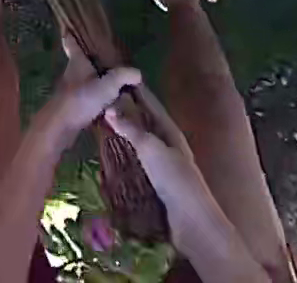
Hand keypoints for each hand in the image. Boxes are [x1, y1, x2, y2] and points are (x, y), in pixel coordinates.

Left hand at [25, 36, 141, 152]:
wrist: (62, 125)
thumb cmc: (82, 98)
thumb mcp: (107, 85)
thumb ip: (123, 77)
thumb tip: (138, 73)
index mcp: (78, 60)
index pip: (72, 42)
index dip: (72, 33)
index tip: (73, 27)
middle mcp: (73, 71)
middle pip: (83, 61)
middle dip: (94, 61)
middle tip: (112, 61)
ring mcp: (72, 88)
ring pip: (87, 80)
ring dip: (98, 83)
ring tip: (118, 86)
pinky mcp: (74, 104)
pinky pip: (89, 97)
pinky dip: (98, 99)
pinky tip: (111, 105)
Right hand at [104, 86, 216, 215]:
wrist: (192, 222)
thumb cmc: (173, 178)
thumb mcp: (150, 147)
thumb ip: (130, 127)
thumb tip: (109, 107)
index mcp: (169, 128)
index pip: (149, 101)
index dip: (135, 87)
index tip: (117, 74)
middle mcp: (168, 141)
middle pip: (145, 118)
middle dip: (128, 107)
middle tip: (104, 97)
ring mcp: (164, 161)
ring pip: (142, 138)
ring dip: (126, 129)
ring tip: (104, 121)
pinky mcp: (159, 180)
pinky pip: (139, 157)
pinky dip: (127, 150)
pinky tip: (115, 152)